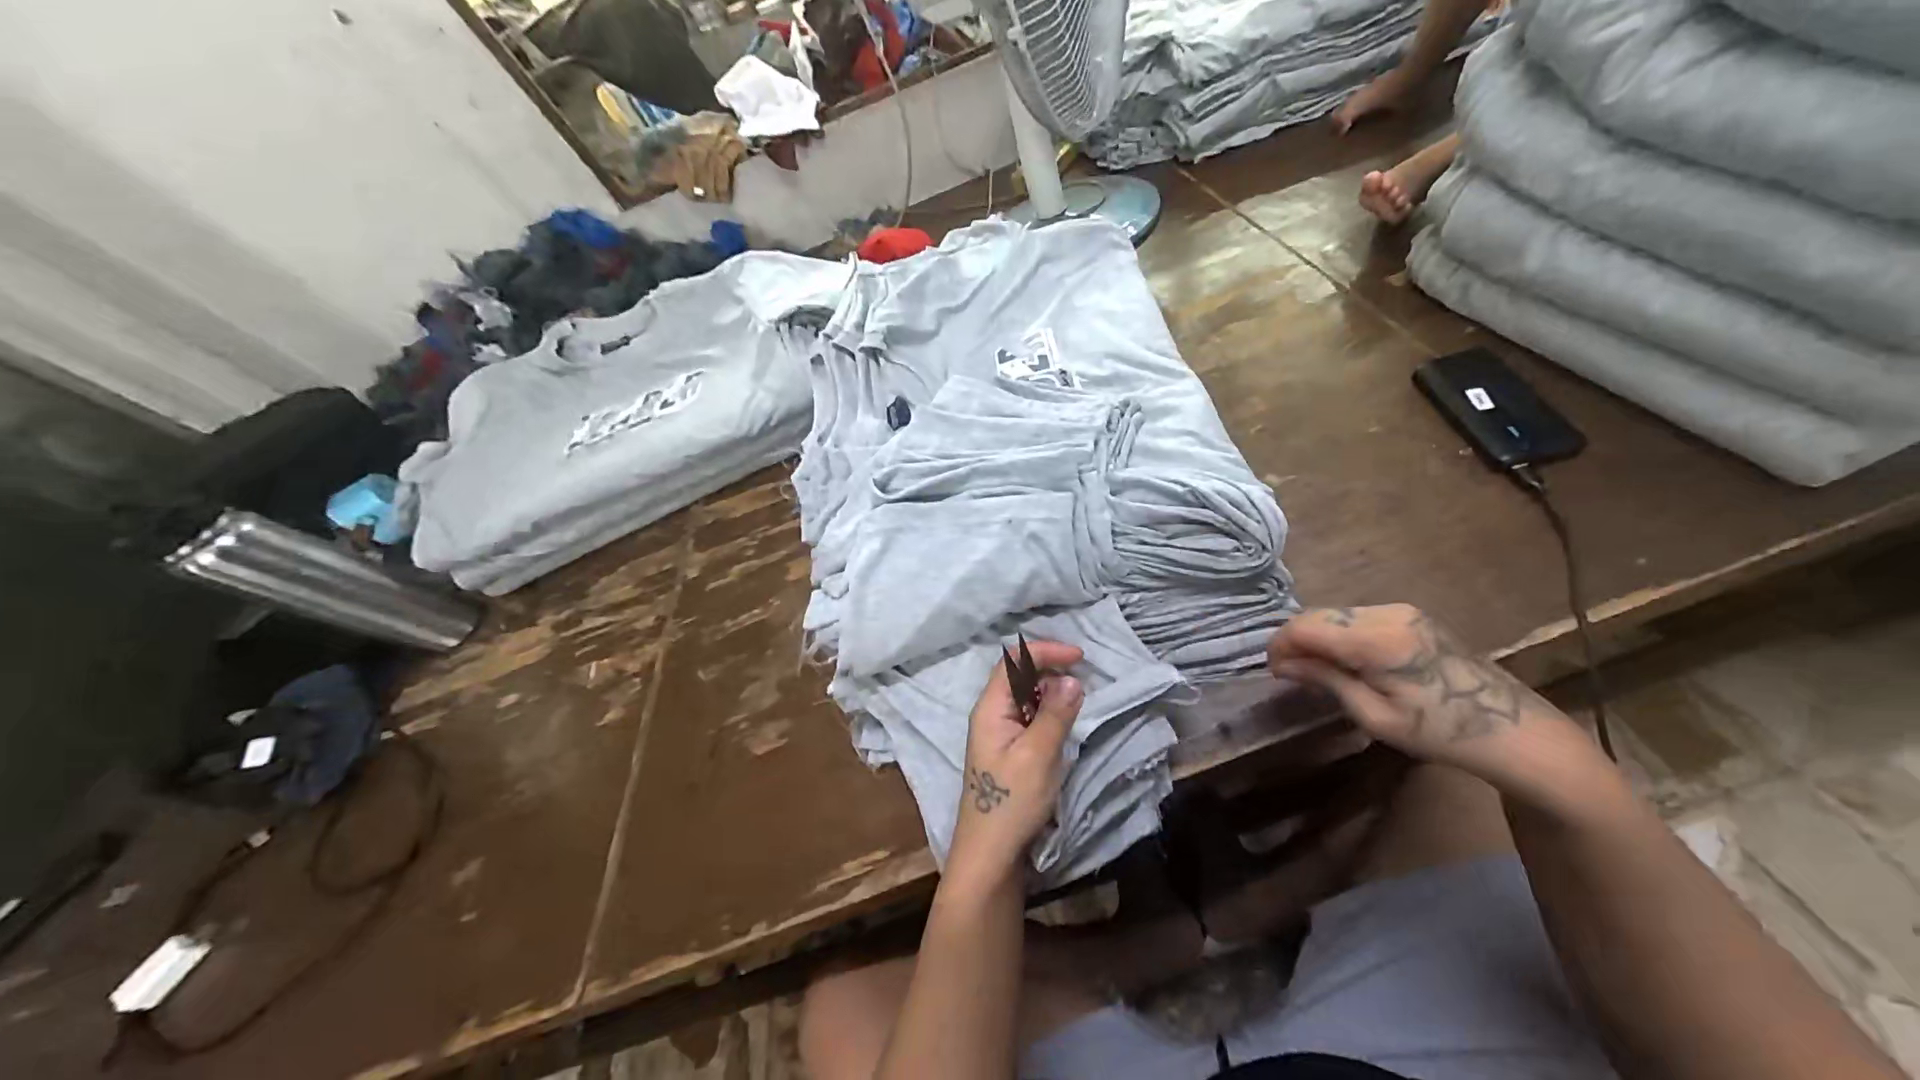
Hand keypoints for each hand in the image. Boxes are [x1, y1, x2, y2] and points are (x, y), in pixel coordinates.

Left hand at [945, 640, 1085, 890]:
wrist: (991, 852)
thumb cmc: (1012, 801)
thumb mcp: (1039, 755)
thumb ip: (1056, 714)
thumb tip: (1072, 678)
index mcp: (990, 708)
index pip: (1013, 662)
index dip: (1045, 651)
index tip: (1080, 658)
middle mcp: (991, 714)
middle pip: (1018, 675)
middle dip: (1050, 669)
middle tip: (1083, 679)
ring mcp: (999, 733)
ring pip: (1026, 697)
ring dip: (1051, 691)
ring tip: (1078, 701)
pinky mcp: (1009, 750)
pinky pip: (1029, 718)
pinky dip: (1049, 712)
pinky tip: (1065, 723)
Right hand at [1268, 605, 1598, 792]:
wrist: (1514, 730)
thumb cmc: (1440, 732)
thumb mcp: (1374, 715)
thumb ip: (1326, 680)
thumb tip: (1282, 664)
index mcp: (1377, 639)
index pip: (1305, 626)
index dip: (1280, 646)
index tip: (1273, 672)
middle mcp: (1387, 613)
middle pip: (1318, 615)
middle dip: (1296, 640)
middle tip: (1290, 674)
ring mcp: (1402, 610)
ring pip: (1335, 613)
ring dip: (1317, 636)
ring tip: (1316, 670)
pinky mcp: (1411, 615)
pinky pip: (1357, 617)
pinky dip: (1339, 634)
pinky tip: (1344, 661)